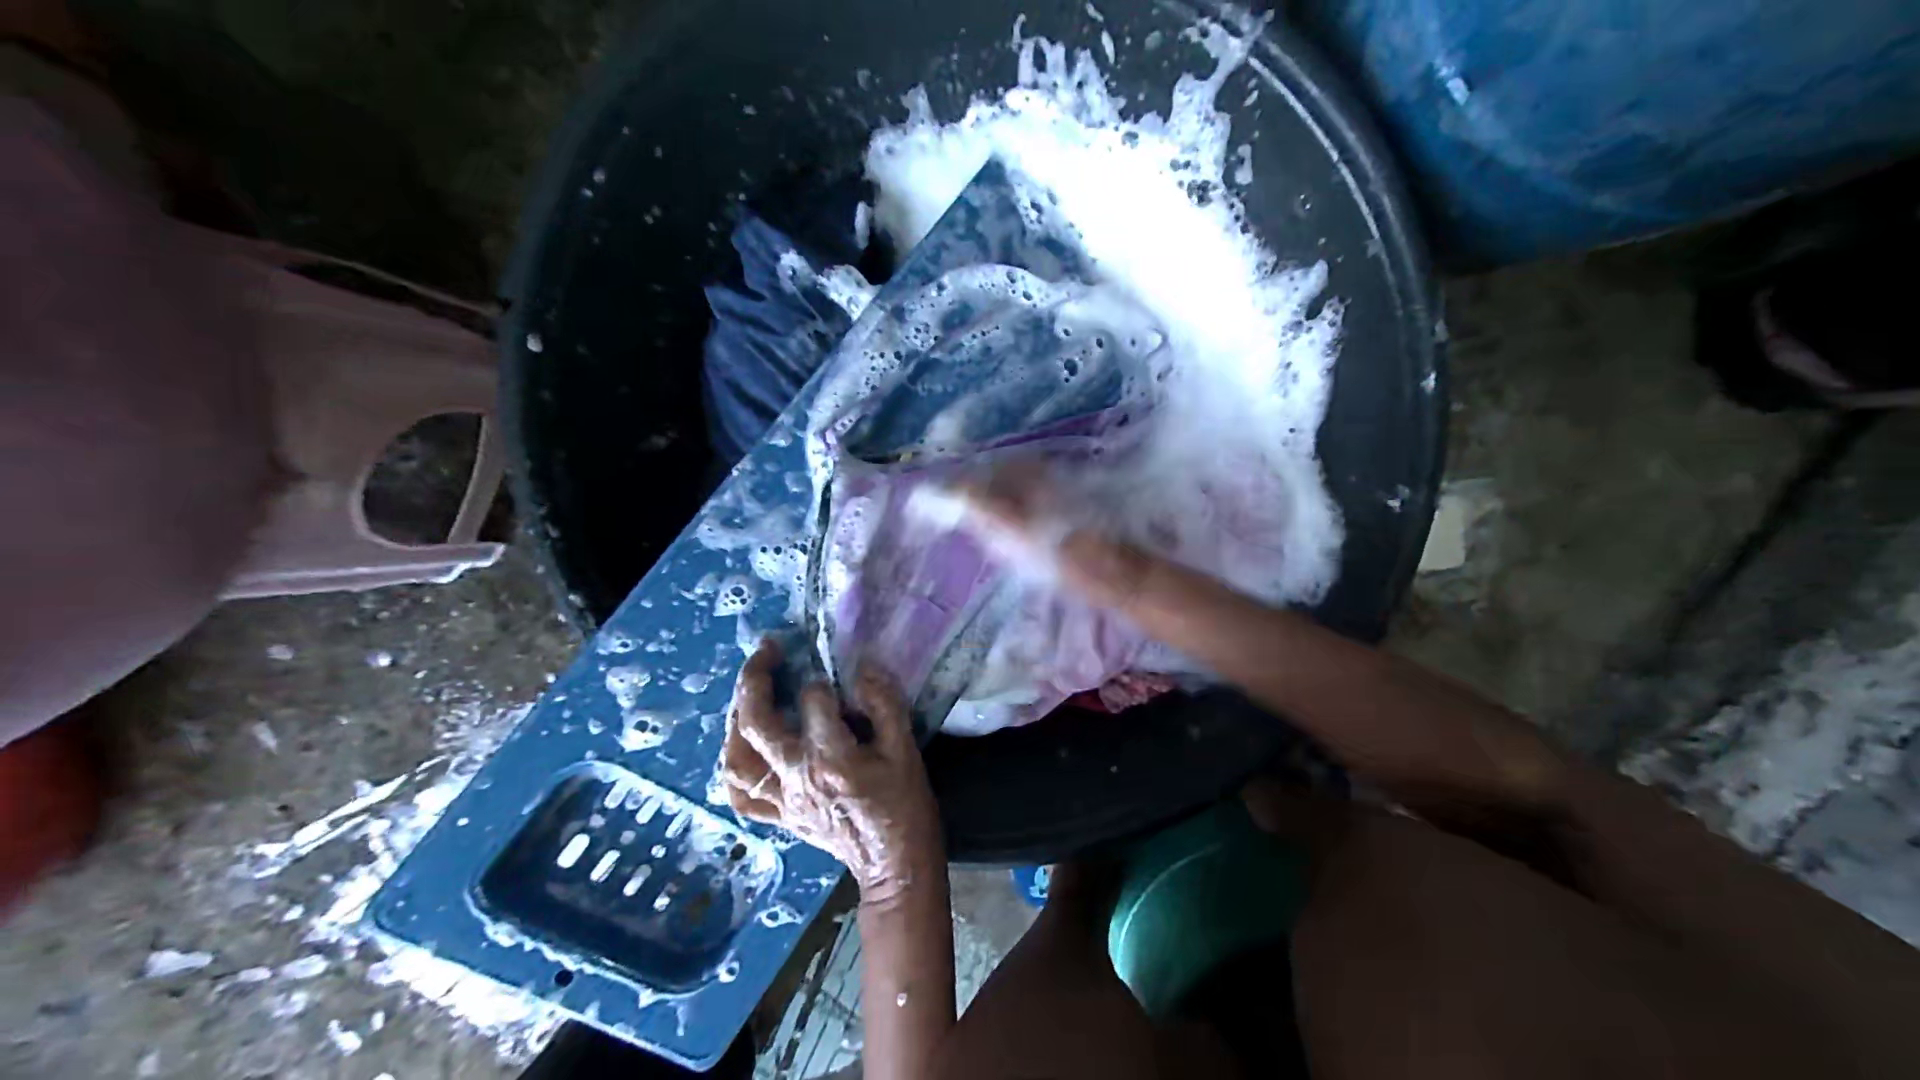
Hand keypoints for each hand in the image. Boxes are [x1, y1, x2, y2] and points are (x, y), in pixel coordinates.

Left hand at [721, 641, 942, 906]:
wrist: (896, 866)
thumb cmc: (905, 806)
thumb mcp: (905, 750)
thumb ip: (884, 705)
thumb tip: (863, 671)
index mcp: (830, 759)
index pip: (813, 701)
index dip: (824, 682)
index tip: (838, 679)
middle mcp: (795, 777)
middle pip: (757, 722)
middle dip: (756, 678)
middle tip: (767, 650)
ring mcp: (781, 800)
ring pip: (736, 757)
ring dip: (734, 718)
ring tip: (747, 692)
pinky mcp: (778, 817)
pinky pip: (741, 794)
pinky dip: (733, 766)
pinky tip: (740, 747)